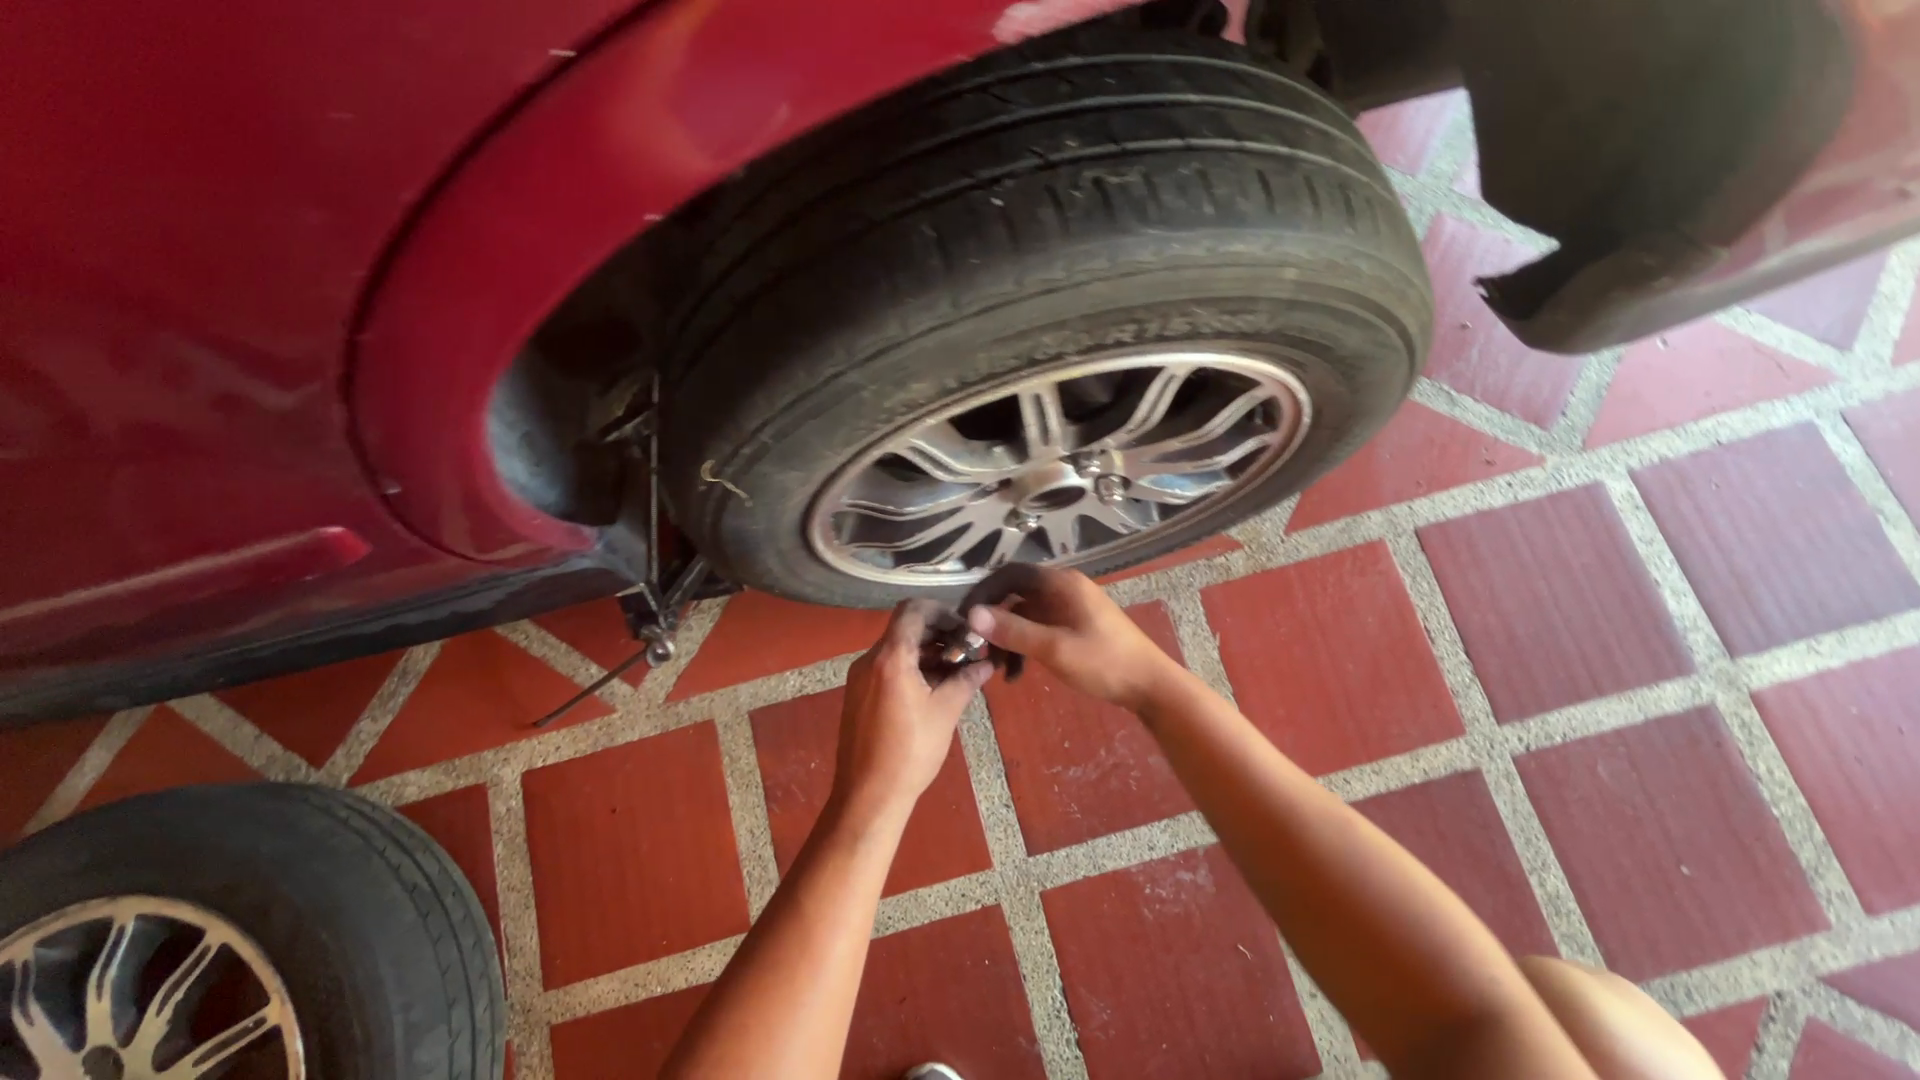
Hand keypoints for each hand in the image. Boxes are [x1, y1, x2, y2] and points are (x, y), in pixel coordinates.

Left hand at [833, 600, 993, 819]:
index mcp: (890, 658)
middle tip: (968, 649)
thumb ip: (966, 681)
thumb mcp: (945, 712)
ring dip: (927, 652)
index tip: (965, 628)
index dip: (941, 611)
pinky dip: (912, 668)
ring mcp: (860, 678)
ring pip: (897, 649)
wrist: (869, 795)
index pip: (913, 610)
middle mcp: (869, 660)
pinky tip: (935, 687)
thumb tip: (987, 664)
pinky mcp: (859, 695)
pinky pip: (887, 668)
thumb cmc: (911, 752)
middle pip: (905, 628)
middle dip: (939, 633)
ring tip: (957, 670)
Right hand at [965, 566, 1179, 711]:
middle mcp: (1063, 588)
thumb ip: (1013, 631)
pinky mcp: (1073, 626)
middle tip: (977, 650)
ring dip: (1008, 640)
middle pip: (1014, 596)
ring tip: (999, 671)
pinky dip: (1024, 647)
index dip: (983, 593)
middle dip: (993, 623)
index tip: (965, 620)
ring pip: (1024, 616)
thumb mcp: (1054, 649)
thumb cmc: (1104, 663)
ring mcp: (1069, 607)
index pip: (1009, 574)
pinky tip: (1018, 675)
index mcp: (1060, 584)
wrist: (1150, 686)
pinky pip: (1038, 629)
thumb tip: (972, 615)